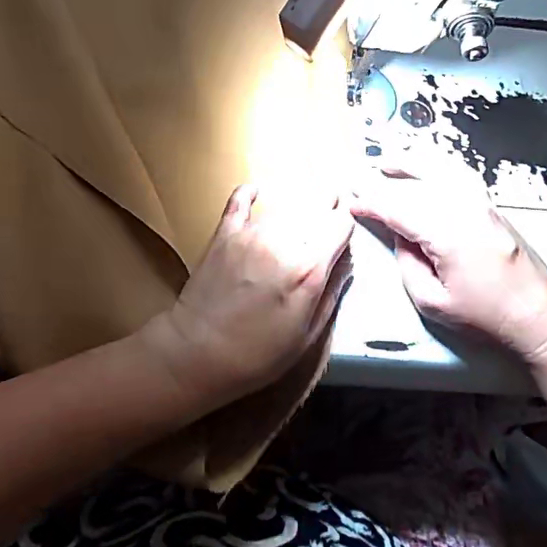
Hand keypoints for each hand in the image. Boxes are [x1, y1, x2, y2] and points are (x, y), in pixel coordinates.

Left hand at [140, 183, 354, 405]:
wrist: (198, 353)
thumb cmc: (258, 354)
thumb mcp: (308, 334)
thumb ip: (332, 292)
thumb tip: (346, 261)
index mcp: (309, 268)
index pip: (341, 224)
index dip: (348, 221)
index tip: (348, 224)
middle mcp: (284, 242)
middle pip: (316, 206)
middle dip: (328, 205)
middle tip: (332, 208)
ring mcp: (251, 234)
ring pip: (286, 204)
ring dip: (298, 204)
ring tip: (304, 206)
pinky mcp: (224, 233)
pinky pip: (240, 201)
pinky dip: (250, 193)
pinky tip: (257, 191)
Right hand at [350, 164, 546, 365]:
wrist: (540, 313)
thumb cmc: (486, 314)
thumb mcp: (432, 301)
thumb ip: (408, 264)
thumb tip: (403, 237)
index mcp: (446, 232)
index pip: (397, 208)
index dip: (370, 203)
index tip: (351, 202)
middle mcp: (463, 207)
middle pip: (415, 182)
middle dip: (384, 180)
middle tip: (359, 180)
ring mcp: (481, 201)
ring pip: (440, 167)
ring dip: (411, 161)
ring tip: (389, 160)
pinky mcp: (491, 204)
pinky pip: (458, 172)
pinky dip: (438, 163)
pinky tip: (426, 166)